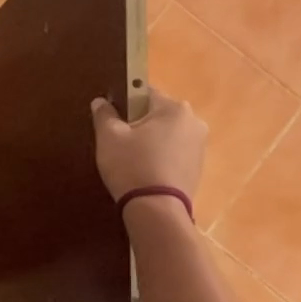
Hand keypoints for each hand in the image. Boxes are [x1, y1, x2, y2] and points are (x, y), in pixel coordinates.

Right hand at [90, 91, 205, 200]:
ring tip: (133, 162)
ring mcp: (200, 145)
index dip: (124, 103)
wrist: (156, 209)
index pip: (144, 92)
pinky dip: (161, 158)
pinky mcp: (199, 167)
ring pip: (167, 135)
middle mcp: (194, 121)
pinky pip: (175, 154)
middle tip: (120, 144)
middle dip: (140, 125)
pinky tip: (147, 173)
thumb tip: (100, 102)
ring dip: (151, 142)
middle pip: (158, 115)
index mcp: (174, 108)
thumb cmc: (131, 166)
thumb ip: (104, 115)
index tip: (113, 120)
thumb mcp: (109, 137)